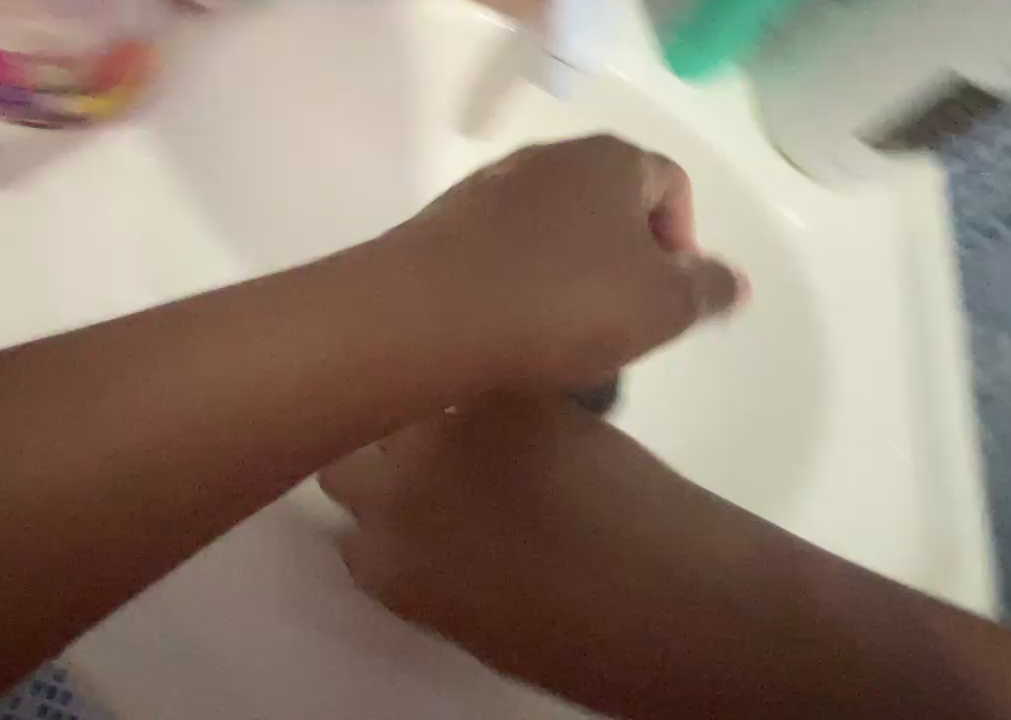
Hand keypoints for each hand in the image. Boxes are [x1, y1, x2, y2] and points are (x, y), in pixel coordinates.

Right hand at [320, 396, 748, 716]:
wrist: (666, 591)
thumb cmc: (575, 636)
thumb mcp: (473, 617)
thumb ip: (426, 567)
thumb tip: (424, 532)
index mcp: (386, 563)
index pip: (344, 529)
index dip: (375, 521)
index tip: (405, 517)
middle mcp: (395, 488)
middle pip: (345, 454)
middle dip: (374, 458)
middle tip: (428, 469)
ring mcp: (446, 426)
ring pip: (400, 399)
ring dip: (420, 408)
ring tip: (471, 425)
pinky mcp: (502, 387)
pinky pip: (472, 375)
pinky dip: (485, 385)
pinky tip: (519, 403)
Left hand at [381, 135, 745, 392]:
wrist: (433, 310)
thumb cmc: (564, 300)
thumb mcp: (661, 306)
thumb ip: (706, 289)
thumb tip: (730, 280)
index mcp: (609, 158)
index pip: (669, 182)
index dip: (681, 238)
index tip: (667, 293)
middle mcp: (548, 156)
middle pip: (608, 200)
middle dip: (624, 255)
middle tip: (621, 314)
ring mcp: (491, 183)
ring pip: (553, 222)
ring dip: (571, 266)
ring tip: (566, 326)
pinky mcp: (448, 218)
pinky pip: (504, 242)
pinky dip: (521, 273)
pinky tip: (513, 319)